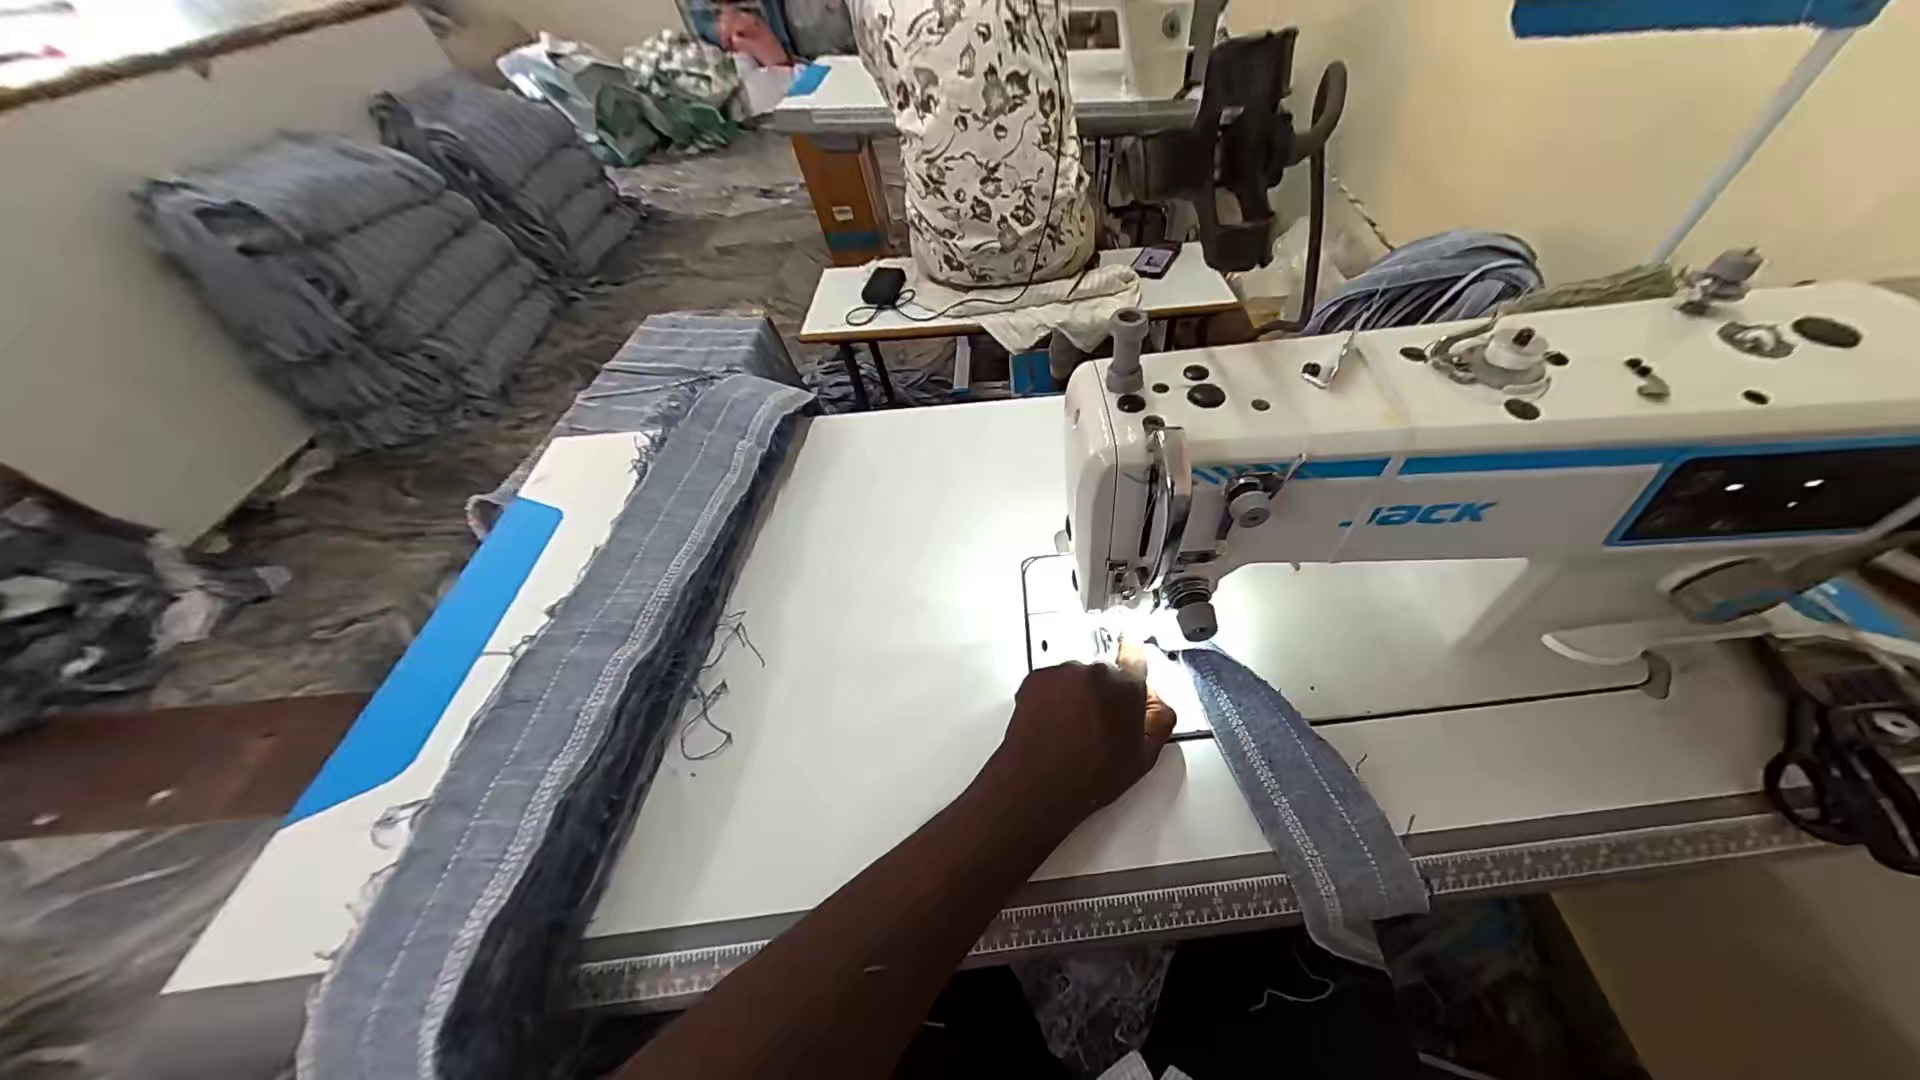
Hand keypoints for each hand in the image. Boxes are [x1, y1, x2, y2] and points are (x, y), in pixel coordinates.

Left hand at [983, 643, 1176, 831]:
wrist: (1040, 782)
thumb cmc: (1087, 775)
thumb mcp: (1143, 757)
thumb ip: (1158, 721)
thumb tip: (1156, 707)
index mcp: (1127, 686)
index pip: (1135, 656)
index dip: (1133, 657)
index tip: (1130, 650)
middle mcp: (1095, 671)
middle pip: (1103, 673)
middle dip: (1102, 693)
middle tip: (1097, 725)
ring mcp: (1063, 672)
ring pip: (1075, 677)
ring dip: (1075, 695)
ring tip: (1072, 731)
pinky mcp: (1036, 677)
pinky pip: (1050, 683)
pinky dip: (1051, 697)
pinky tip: (1053, 725)